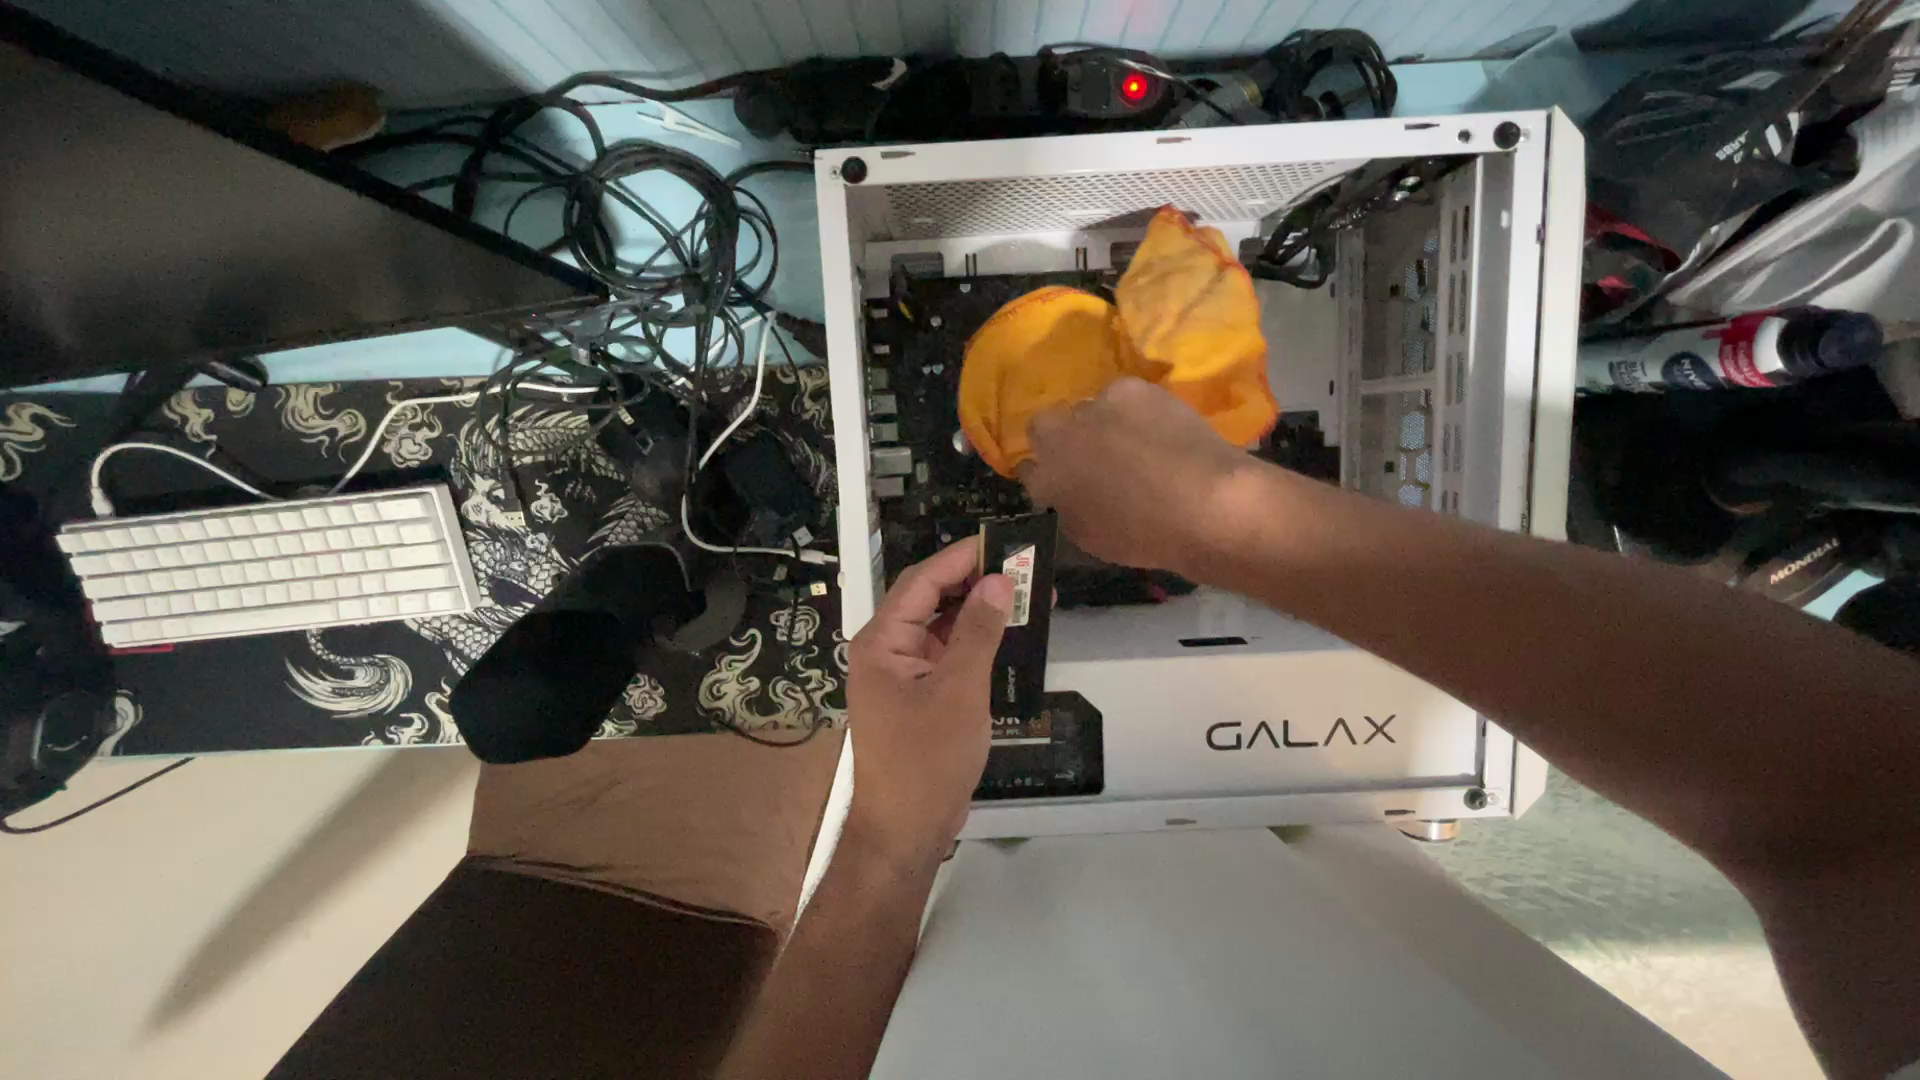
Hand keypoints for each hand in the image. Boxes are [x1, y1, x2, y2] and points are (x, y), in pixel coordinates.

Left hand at [845, 536, 1013, 868]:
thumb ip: (978, 632)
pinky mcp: (919, 695)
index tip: (1004, 541)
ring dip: (979, 612)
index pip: (922, 581)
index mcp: (883, 641)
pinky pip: (948, 655)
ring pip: (942, 627)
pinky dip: (976, 643)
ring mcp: (902, 674)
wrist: (906, 830)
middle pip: (931, 600)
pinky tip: (1010, 637)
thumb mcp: (959, 691)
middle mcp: (887, 649)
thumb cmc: (927, 759)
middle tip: (1024, 568)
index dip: (962, 557)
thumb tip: (999, 580)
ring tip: (1027, 596)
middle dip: (975, 582)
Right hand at [1021, 377, 1256, 572]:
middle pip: (1044, 426)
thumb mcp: (1091, 539)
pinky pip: (1120, 397)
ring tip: (1131, 442)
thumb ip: (1067, 509)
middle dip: (1058, 437)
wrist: (1205, 504)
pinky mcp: (1131, 389)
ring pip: (1086, 409)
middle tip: (1088, 457)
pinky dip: (1131, 410)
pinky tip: (1156, 428)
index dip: (1043, 474)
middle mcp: (1060, 437)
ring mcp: (1096, 408)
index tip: (1060, 482)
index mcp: (1047, 479)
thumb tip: (1064, 494)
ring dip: (1097, 423)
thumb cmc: (1146, 537)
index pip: (1027, 468)